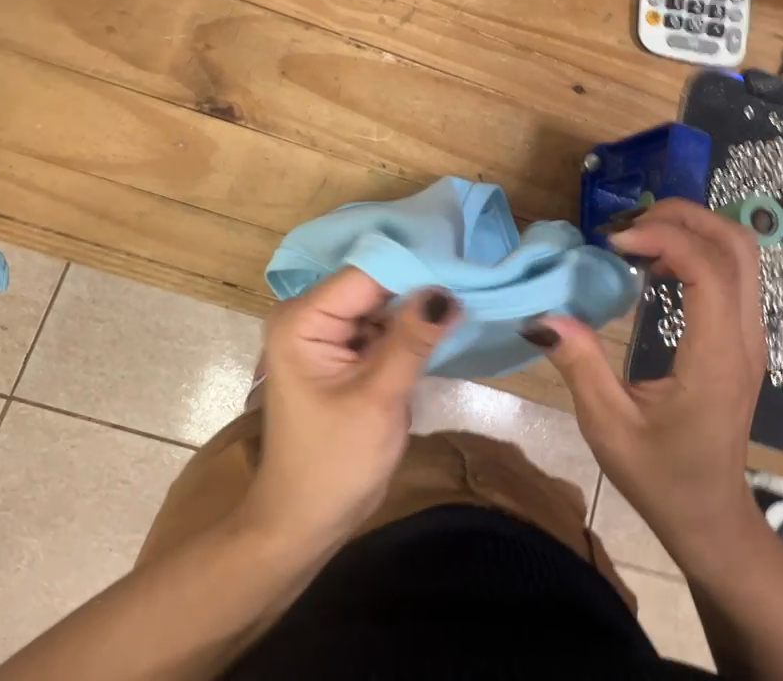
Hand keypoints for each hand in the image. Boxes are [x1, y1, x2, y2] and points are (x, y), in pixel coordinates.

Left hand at [242, 269, 456, 549]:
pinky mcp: (341, 352)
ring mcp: (324, 333)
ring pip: (383, 303)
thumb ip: (412, 340)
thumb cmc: (334, 466)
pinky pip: (381, 326)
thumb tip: (448, 290)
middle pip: (376, 283)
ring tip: (473, 291)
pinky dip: (410, 328)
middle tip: (479, 275)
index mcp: (302, 319)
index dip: (418, 265)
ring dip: (421, 305)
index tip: (469, 259)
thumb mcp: (379, 400)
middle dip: (423, 283)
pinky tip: (448, 321)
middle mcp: (308, 315)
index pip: (369, 273)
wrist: (304, 522)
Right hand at [527, 199, 766, 560]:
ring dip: (693, 230)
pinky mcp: (742, 338)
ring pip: (742, 253)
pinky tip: (654, 266)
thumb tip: (544, 315)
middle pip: (737, 245)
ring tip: (638, 239)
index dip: (665, 238)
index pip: (710, 269)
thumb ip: (580, 366)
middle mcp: (744, 338)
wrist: (710, 514)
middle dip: (683, 217)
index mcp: (715, 359)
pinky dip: (698, 250)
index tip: (614, 242)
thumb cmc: (660, 477)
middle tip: (626, 228)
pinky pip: (734, 273)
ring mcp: (750, 336)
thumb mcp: (608, 427)